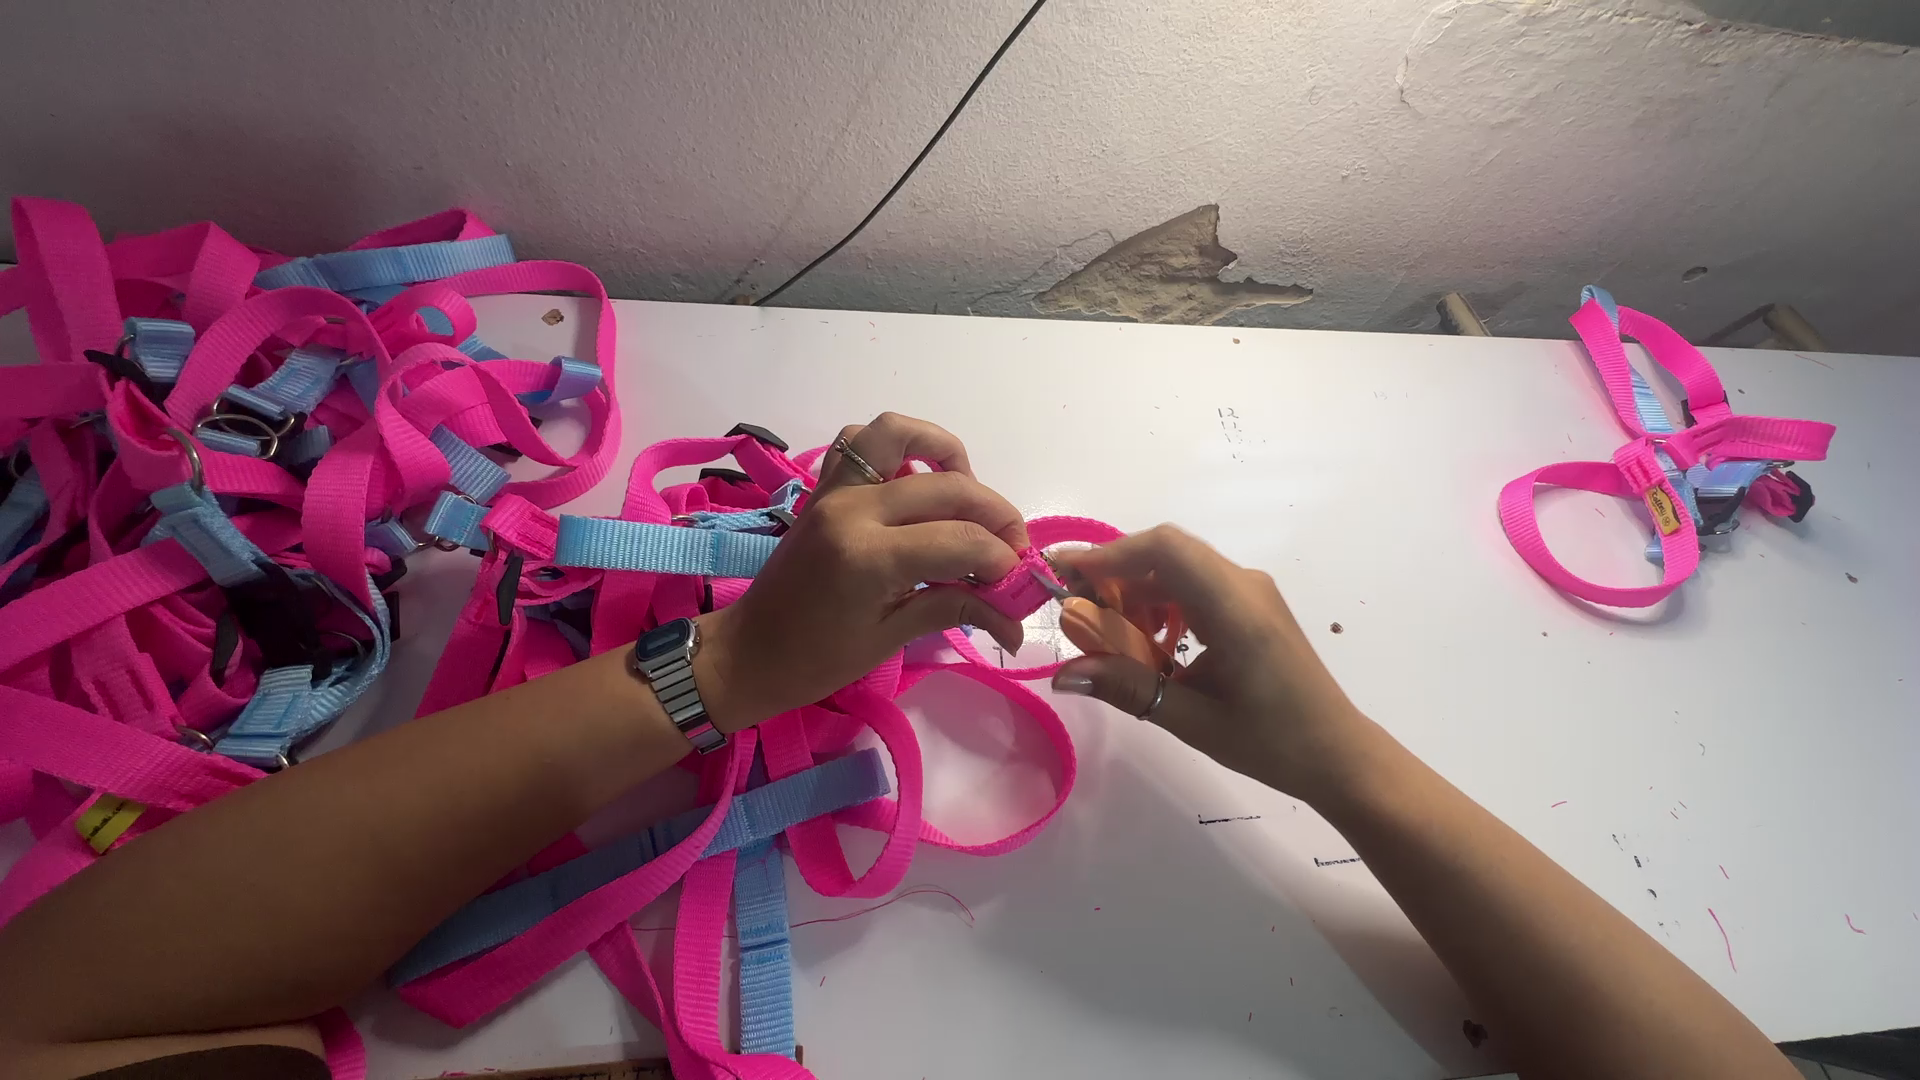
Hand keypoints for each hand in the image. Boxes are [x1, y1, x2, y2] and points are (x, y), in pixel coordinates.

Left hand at [698, 413, 1030, 730]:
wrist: (747, 653)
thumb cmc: (816, 661)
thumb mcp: (891, 638)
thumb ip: (955, 608)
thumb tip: (1015, 619)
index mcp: (869, 557)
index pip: (962, 540)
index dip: (1002, 559)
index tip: (1017, 582)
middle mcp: (853, 509)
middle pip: (948, 486)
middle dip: (994, 514)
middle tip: (1009, 548)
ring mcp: (833, 491)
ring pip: (898, 433)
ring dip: (945, 453)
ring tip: (966, 493)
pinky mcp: (822, 488)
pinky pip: (860, 442)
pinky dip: (896, 448)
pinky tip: (915, 483)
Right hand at [1049, 525, 1378, 801]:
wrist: (1339, 754)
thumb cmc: (1272, 742)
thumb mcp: (1192, 719)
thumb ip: (1126, 688)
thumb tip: (1063, 675)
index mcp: (1236, 608)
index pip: (1165, 550)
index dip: (1109, 553)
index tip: (1063, 573)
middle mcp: (1243, 585)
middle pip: (1165, 553)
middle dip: (1113, 573)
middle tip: (1076, 609)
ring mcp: (1249, 590)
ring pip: (1176, 568)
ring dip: (1135, 590)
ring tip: (1111, 634)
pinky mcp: (1249, 603)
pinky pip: (1192, 584)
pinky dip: (1159, 602)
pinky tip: (1151, 643)